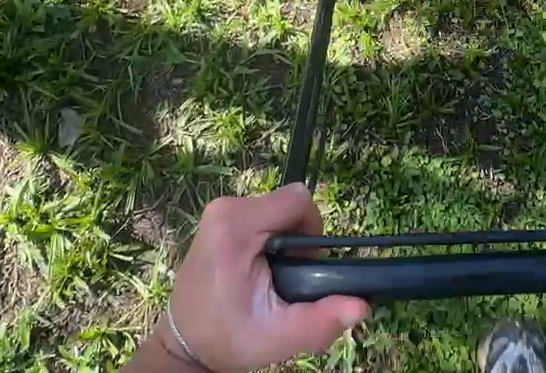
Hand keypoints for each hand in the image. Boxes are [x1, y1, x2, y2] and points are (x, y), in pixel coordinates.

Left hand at [129, 184, 369, 372]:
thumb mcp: (275, 337)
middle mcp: (225, 207)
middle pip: (288, 204)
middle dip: (299, 238)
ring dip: (286, 238)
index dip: (311, 230)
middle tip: (287, 277)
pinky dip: (271, 235)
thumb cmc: (227, 339)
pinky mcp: (219, 215)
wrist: (183, 346)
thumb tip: (363, 306)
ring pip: (278, 208)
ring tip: (273, 276)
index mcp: (235, 225)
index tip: (303, 265)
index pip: (297, 200)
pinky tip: (260, 267)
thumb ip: (319, 320)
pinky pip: (263, 212)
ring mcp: (219, 209)